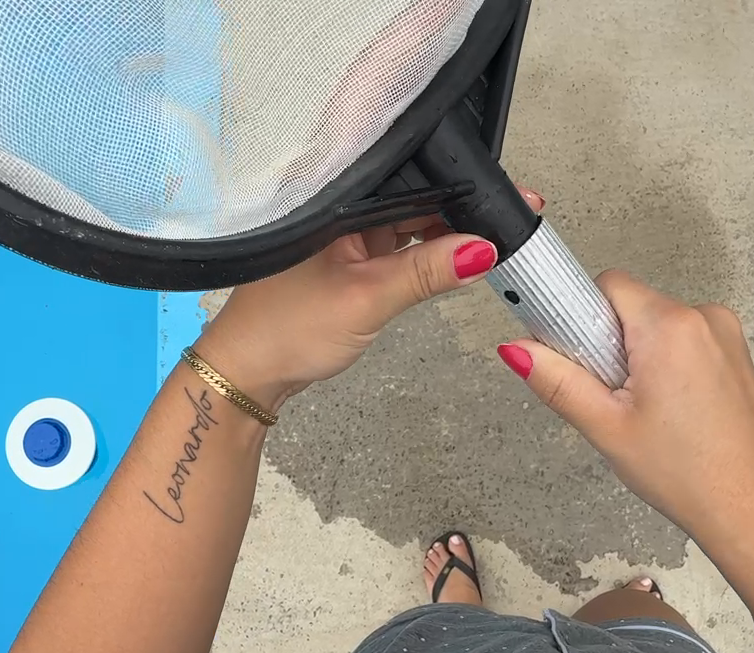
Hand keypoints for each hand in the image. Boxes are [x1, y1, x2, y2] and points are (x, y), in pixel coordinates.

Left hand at [194, 190, 545, 411]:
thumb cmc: (285, 331)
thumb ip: (427, 273)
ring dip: (440, 235)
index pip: (410, 178)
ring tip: (482, 246)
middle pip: (411, 196)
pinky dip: (419, 255)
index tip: (503, 201)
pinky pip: (393, 246)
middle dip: (457, 212)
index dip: (460, 189)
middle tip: (501, 227)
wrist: (250, 372)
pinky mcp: (344, 256)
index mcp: (332, 197)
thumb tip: (481, 250)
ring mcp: (340, 232)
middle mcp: (336, 206)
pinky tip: (447, 261)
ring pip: (405, 222)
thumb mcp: (368, 300)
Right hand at [495, 272, 753, 559]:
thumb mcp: (606, 429)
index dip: (579, 316)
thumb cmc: (687, 474)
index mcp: (669, 328)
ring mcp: (726, 334)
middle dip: (607, 346)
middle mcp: (704, 317)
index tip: (572, 355)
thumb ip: (558, 382)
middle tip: (609, 401)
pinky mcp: (736, 354)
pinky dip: (663, 368)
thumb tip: (517, 349)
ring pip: (655, 329)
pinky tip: (667, 414)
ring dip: (635, 360)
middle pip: (630, 308)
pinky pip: (683, 344)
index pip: (606, 286)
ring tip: (642, 415)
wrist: (752, 508)